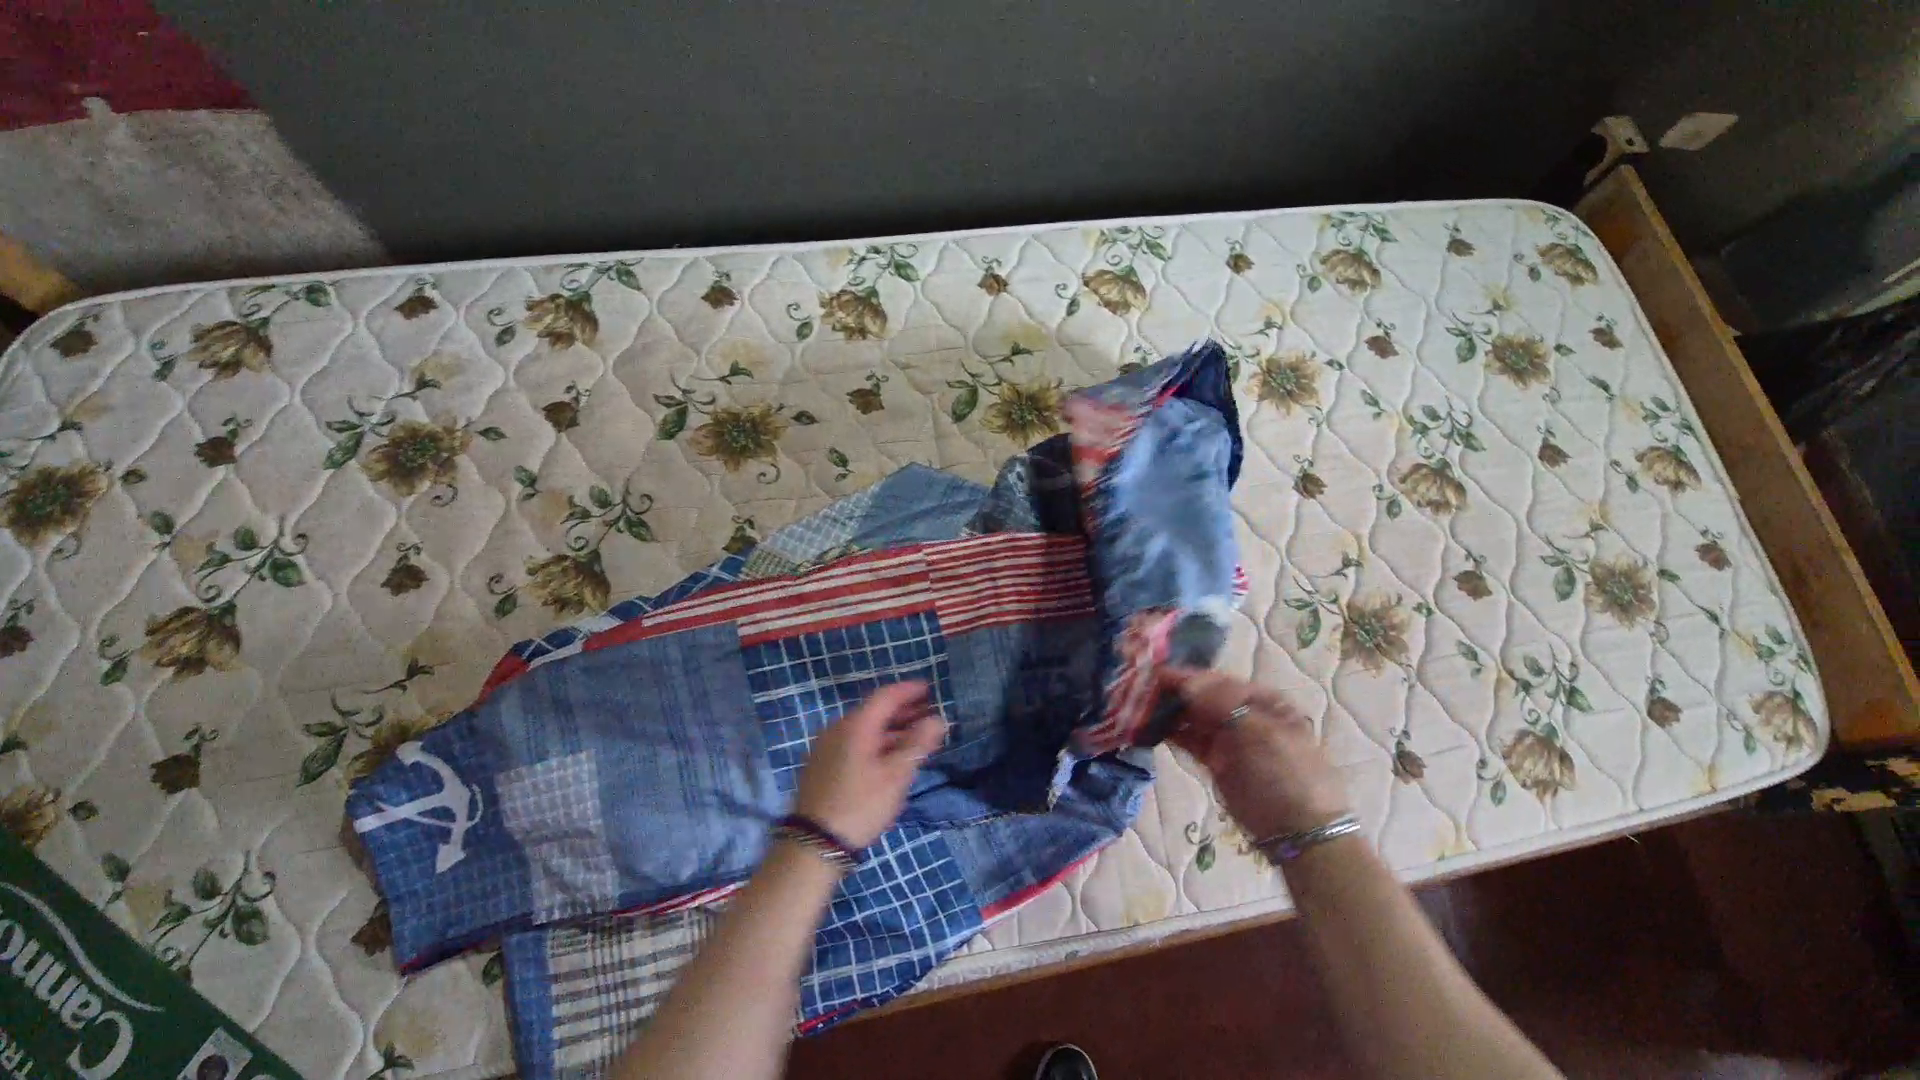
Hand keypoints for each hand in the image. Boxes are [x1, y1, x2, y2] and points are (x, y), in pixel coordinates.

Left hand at [793, 681, 946, 848]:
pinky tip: (889, 757)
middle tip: (929, 712)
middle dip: (903, 710)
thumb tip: (938, 718)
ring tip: (915, 737)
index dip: (909, 690)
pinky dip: (876, 742)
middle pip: (874, 711)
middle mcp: (837, 729)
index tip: (930, 688)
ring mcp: (826, 747)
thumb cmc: (861, 805)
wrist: (815, 842)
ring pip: (864, 729)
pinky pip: (854, 743)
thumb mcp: (896, 775)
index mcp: (855, 726)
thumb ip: (918, 743)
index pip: (886, 696)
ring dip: (891, 729)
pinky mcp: (822, 765)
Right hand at [1159, 667, 1348, 839]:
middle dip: (1174, 693)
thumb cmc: (1287, 775)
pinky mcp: (1216, 764)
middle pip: (1203, 698)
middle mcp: (1243, 716)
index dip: (1189, 677)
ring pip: (1193, 719)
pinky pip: (1190, 742)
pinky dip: (1171, 735)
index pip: (1219, 682)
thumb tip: (1188, 683)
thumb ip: (1223, 705)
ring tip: (1138, 707)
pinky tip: (1149, 728)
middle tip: (1140, 689)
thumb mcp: (1261, 733)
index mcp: (1263, 701)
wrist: (1299, 831)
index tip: (1157, 674)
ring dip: (1168, 712)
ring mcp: (1229, 740)